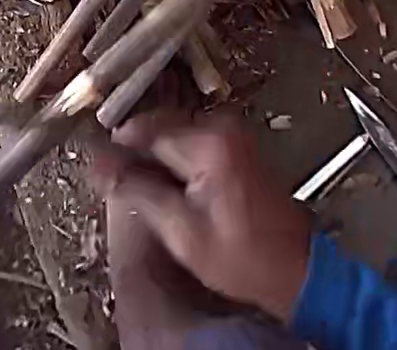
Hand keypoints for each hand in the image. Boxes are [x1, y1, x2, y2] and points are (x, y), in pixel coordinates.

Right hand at [91, 110, 311, 319]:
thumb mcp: (181, 231)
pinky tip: (165, 178)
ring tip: (139, 180)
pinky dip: (172, 151)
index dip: (118, 146)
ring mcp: (230, 129)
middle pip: (158, 124)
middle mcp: (220, 124)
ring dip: (152, 150)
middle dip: (135, 148)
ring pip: (171, 128)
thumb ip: (136, 190)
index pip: (145, 130)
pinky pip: (188, 134)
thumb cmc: (242, 258)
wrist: (298, 271)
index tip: (98, 162)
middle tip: (116, 174)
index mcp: (208, 143)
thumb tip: (98, 165)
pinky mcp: (234, 138)